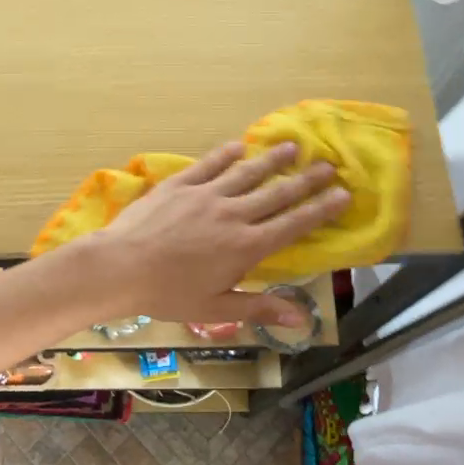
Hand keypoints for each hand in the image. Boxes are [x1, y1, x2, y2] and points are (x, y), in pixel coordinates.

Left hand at [75, 141, 348, 325]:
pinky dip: (225, 154)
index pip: (293, 225)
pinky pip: (209, 164)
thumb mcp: (217, 309)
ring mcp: (205, 194)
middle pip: (277, 193)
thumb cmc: (168, 294)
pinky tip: (238, 146)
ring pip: (247, 173)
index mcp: (246, 246)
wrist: (120, 267)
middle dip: (307, 179)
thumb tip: (302, 318)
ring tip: (292, 147)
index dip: (321, 210)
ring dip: (272, 160)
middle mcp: (233, 214)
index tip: (343, 194)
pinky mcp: (180, 184)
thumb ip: (260, 308)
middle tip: (329, 165)